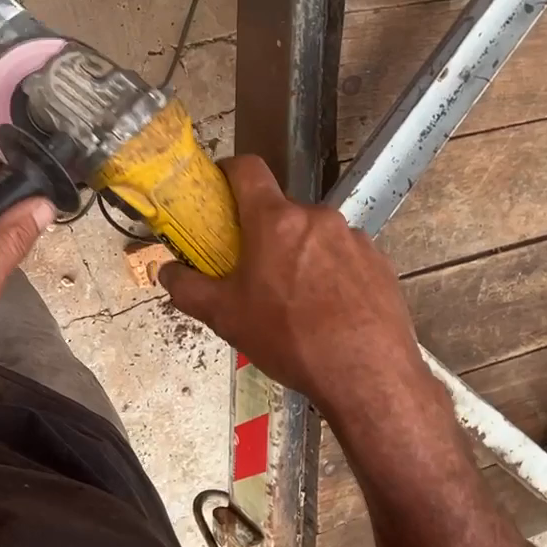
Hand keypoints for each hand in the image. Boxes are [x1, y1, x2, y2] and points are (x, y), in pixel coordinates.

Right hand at [158, 156, 428, 418]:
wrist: (370, 378)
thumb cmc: (289, 339)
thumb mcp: (224, 317)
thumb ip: (187, 288)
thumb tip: (166, 271)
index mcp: (275, 221)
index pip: (247, 169)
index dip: (228, 171)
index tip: (218, 191)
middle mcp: (316, 218)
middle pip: (279, 209)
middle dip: (261, 231)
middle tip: (250, 269)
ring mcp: (353, 238)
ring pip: (311, 234)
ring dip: (296, 253)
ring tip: (292, 298)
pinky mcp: (380, 262)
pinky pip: (342, 255)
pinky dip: (328, 271)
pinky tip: (326, 310)